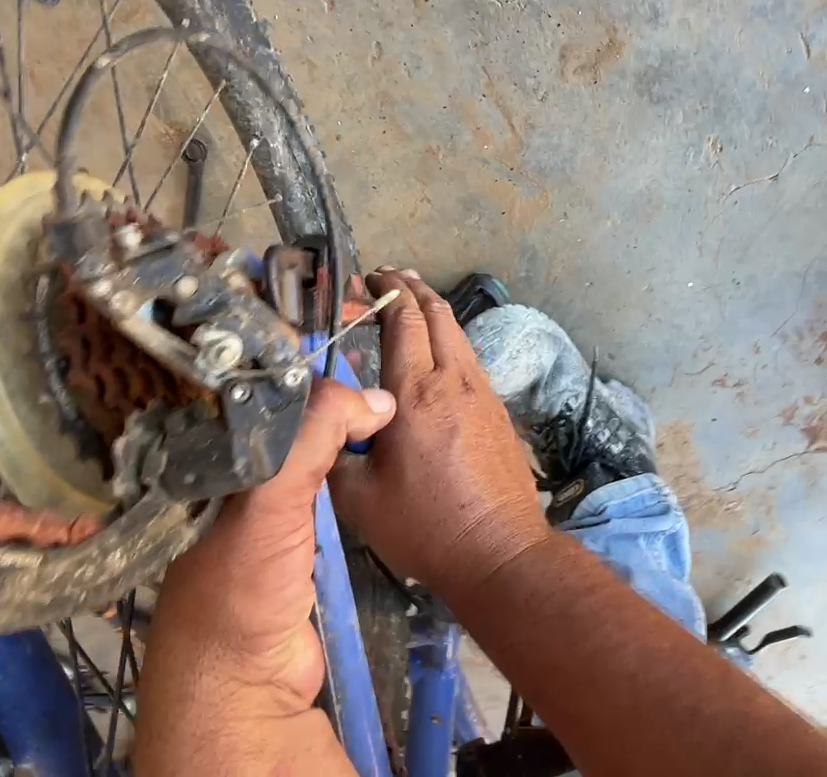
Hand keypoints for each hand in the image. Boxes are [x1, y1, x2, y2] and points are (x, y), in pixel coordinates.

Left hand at [139, 377, 395, 722]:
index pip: (252, 390)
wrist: (246, 681)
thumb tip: (377, 398)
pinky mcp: (288, 532)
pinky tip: (367, 451)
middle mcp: (225, 473)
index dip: (295, 367)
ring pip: (303, 447)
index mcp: (202, 457)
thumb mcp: (270, 498)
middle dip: (326, 398)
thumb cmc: (241, 582)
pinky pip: (318, 482)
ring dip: (338, 430)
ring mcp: (257, 504)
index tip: (345, 352)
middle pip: (281, 416)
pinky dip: (343, 463)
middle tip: (373, 384)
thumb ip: (312, 437)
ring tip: (380, 408)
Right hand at [330, 269, 551, 602]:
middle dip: (412, 288)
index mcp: (416, 392)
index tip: (368, 276)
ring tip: (412, 302)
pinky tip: (435, 353)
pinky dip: (448, 339)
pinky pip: (468, 359)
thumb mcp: (358, 497)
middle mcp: (454, 380)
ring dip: (433, 311)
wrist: (500, 550)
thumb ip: (334, 449)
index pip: (404, 320)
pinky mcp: (497, 409)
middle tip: (389, 277)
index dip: (386, 290)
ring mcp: (482, 392)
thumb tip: (326, 420)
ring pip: (458, 334)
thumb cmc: (425, 525)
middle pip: (438, 314)